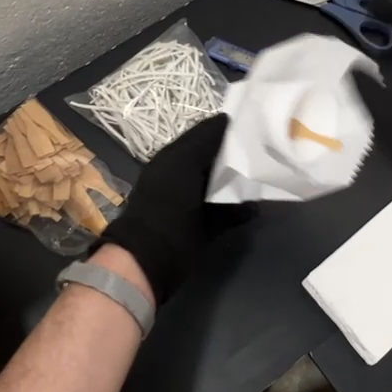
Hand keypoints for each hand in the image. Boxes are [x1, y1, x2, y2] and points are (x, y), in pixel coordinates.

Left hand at [97, 113, 249, 305]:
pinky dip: (196, 167)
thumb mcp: (210, 227)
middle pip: (200, 139)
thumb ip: (234, 212)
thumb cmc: (175, 241)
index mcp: (185, 159)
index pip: (213, 131)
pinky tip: (213, 179)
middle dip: (222, 141)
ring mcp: (157, 170)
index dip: (232, 128)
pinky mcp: (151, 185)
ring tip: (235, 160)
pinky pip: (179, 165)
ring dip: (208, 154)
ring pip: (188, 152)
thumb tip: (256, 206)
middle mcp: (169, 158)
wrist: (135, 263)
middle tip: (249, 144)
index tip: (254, 128)